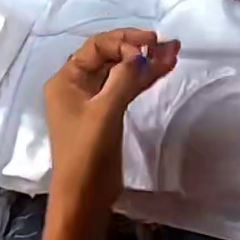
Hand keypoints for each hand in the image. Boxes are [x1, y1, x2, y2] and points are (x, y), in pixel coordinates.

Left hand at [42, 28, 177, 207]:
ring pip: (120, 72)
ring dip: (144, 63)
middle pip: (108, 56)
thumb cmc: (87, 153)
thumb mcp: (105, 112)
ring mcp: (91, 100)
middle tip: (166, 44)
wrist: (84, 198)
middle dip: (137, 48)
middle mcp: (76, 85)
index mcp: (66, 79)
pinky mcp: (106, 114)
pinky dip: (142, 79)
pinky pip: (125, 88)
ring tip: (173, 52)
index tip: (148, 48)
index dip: (123, 42)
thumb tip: (142, 54)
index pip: (96, 46)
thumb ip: (123, 79)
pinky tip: (163, 69)